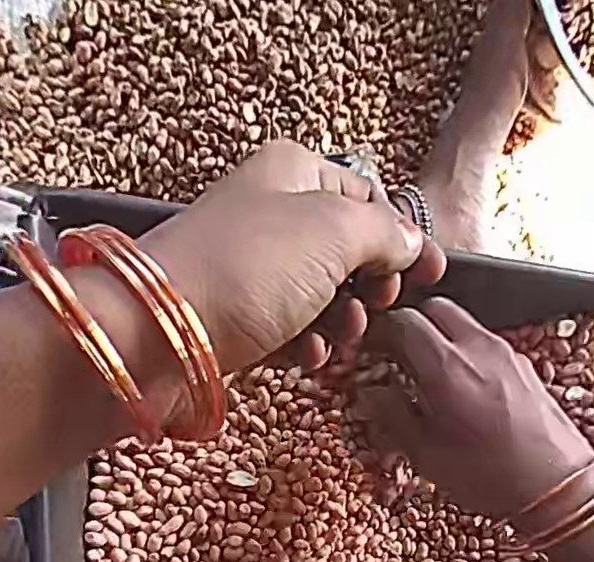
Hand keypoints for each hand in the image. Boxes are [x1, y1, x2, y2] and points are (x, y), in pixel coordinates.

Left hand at [139, 141, 447, 373]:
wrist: (162, 330)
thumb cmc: (248, 268)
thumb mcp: (332, 232)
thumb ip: (382, 233)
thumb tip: (408, 243)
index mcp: (295, 173)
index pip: (368, 197)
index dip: (402, 237)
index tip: (431, 275)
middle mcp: (273, 215)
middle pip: (346, 250)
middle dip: (370, 285)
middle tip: (377, 307)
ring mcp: (255, 270)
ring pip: (321, 294)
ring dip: (342, 320)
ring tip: (343, 336)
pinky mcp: (241, 316)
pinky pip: (291, 327)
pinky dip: (307, 343)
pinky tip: (308, 356)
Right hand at [362, 298, 593, 561]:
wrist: (559, 486)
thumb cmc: (488, 477)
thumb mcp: (426, 455)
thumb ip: (393, 415)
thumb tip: (369, 392)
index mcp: (446, 368)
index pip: (402, 322)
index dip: (378, 332)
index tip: (366, 350)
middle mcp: (477, 347)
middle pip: (433, 308)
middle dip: (408, 325)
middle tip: (392, 354)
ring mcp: (504, 351)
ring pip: (460, 320)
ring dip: (436, 334)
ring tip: (422, 370)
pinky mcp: (522, 362)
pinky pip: (482, 339)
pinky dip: (461, 348)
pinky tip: (457, 383)